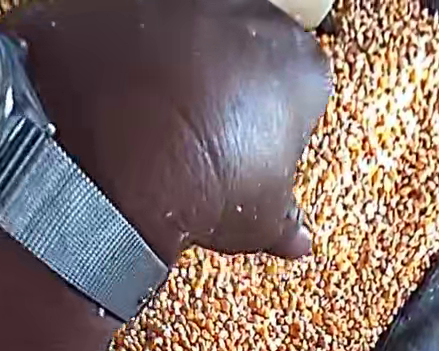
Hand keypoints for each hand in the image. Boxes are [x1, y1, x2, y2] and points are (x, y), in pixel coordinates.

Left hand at [2, 0, 330, 260]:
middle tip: (212, 150)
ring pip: (203, 45)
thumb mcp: (261, 221)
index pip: (305, 100)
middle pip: (255, 62)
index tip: (257, 166)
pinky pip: (148, 38)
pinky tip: (133, 108)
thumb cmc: (209, 178)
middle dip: (237, 100)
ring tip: (168, 132)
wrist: (133, 152)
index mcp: (303, 68)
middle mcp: (259, 17)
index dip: (279, 137)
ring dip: (190, 80)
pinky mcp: (139, 8)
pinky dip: (143, 69)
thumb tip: (297, 239)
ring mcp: (197, 6)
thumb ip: (286, 223)